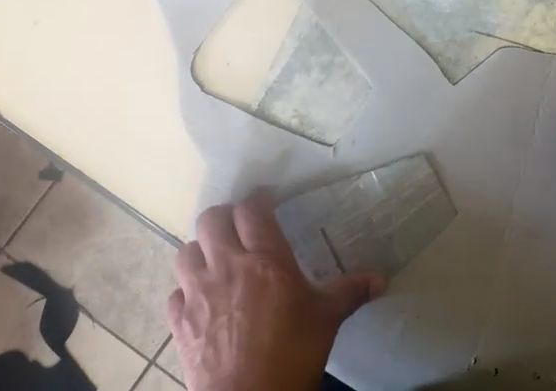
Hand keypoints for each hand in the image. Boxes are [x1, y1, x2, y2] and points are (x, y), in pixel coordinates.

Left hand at [167, 193, 385, 390]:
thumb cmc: (292, 356)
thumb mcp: (326, 319)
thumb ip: (350, 292)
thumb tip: (381, 279)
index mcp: (266, 259)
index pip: (253, 208)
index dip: (258, 198)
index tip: (267, 199)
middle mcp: (227, 266)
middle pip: (212, 218)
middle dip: (225, 216)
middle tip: (241, 226)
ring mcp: (198, 293)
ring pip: (186, 250)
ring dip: (201, 249)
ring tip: (217, 258)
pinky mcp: (179, 323)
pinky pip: (174, 292)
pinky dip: (185, 289)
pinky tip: (200, 299)